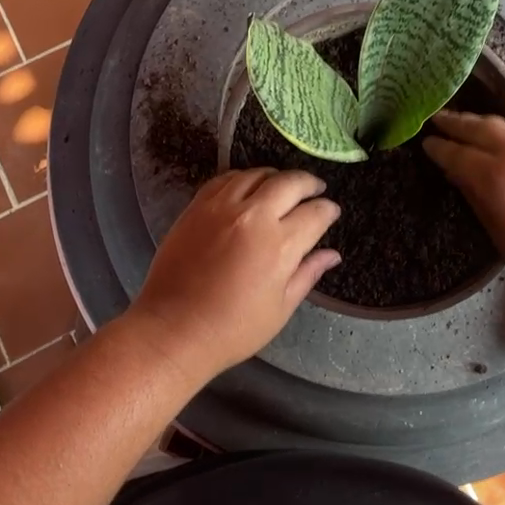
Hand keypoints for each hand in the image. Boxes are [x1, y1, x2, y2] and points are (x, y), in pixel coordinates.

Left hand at [122, 169, 340, 381]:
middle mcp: (253, 216)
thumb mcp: (280, 308)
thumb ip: (307, 274)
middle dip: (309, 183)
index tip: (331, 213)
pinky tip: (247, 188)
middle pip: (290, 182)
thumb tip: (331, 254)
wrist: (173, 329)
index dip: (328, 210)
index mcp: (280, 244)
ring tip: (282, 186)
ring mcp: (221, 207)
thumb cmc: (233, 329)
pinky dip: (243, 178)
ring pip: (257, 174)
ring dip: (276, 177)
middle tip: (316, 189)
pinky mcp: (197, 206)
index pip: (315, 213)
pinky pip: (225, 179)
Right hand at [423, 111, 504, 300]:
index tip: (425, 142)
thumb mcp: (501, 234)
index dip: (438, 147)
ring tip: (470, 125)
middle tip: (438, 120)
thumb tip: (457, 173)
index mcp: (497, 178)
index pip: (457, 153)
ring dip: (485, 123)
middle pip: (480, 126)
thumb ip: (476, 197)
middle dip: (456, 123)